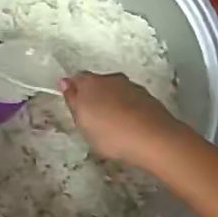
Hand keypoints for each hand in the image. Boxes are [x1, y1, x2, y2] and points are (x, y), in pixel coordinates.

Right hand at [59, 72, 192, 166]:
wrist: (153, 138)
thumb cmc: (110, 133)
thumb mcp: (82, 122)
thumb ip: (72, 100)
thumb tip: (64, 82)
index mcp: (91, 82)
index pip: (77, 78)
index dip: (74, 90)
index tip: (74, 104)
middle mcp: (112, 79)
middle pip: (98, 83)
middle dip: (94, 96)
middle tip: (92, 118)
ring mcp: (132, 87)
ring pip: (116, 91)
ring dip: (112, 102)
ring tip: (113, 124)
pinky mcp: (148, 98)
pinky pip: (131, 101)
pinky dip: (128, 109)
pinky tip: (129, 125)